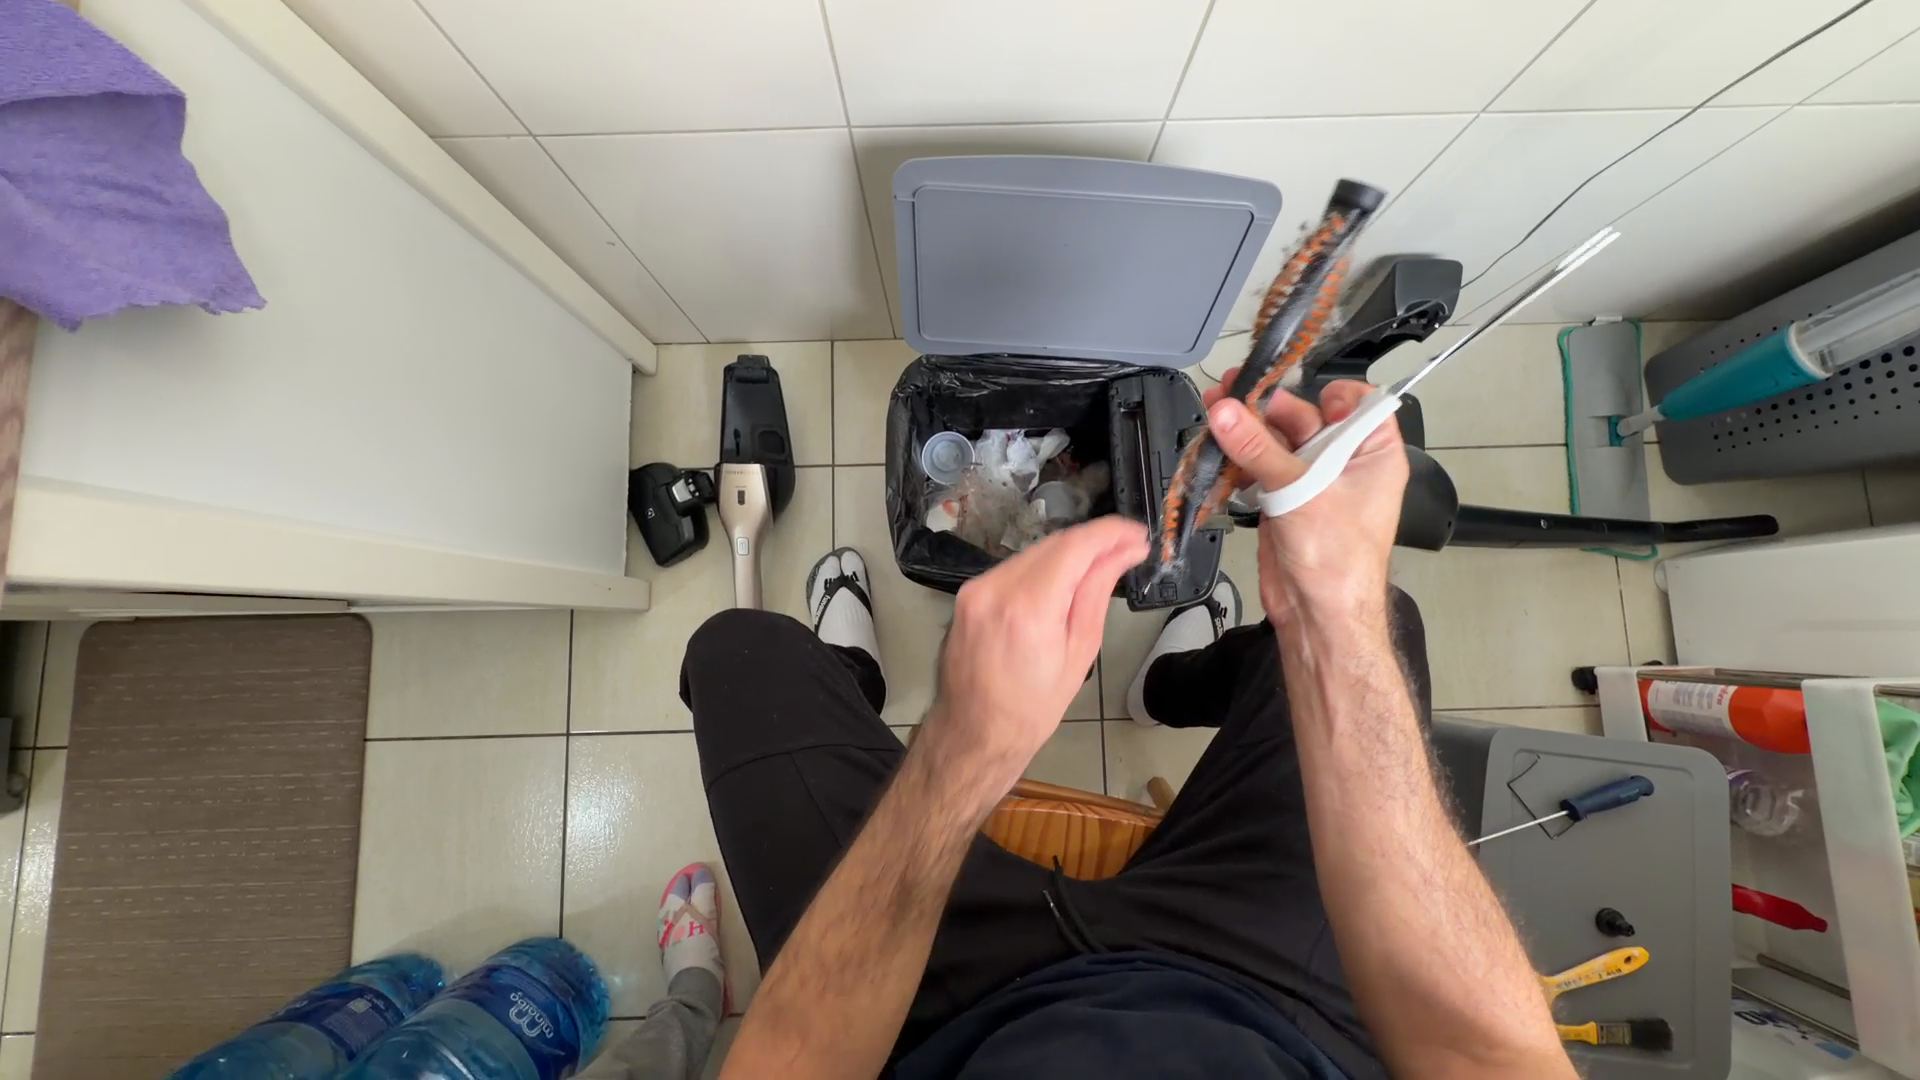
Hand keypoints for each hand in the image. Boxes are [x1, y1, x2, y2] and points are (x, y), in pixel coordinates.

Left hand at [929, 516, 1148, 786]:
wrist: (973, 732)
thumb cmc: (1032, 708)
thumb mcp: (1079, 653)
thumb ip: (1096, 593)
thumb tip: (1122, 553)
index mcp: (1028, 609)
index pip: (1074, 546)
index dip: (1110, 533)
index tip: (1137, 534)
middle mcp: (995, 589)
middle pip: (1053, 544)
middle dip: (1093, 541)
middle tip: (1127, 549)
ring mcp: (974, 589)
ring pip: (1032, 552)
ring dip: (1067, 554)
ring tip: (1099, 566)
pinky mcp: (966, 594)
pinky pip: (1012, 568)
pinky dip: (1041, 569)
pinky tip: (1061, 582)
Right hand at [1204, 376, 1406, 626]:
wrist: (1317, 613)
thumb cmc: (1337, 559)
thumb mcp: (1301, 491)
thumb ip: (1259, 448)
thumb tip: (1227, 412)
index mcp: (1371, 454)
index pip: (1356, 402)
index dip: (1321, 392)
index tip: (1286, 386)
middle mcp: (1342, 464)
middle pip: (1303, 419)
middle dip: (1265, 407)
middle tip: (1228, 393)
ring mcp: (1310, 483)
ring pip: (1275, 443)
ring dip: (1244, 432)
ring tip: (1212, 415)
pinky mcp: (1281, 501)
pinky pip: (1257, 469)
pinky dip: (1236, 461)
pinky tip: (1216, 452)